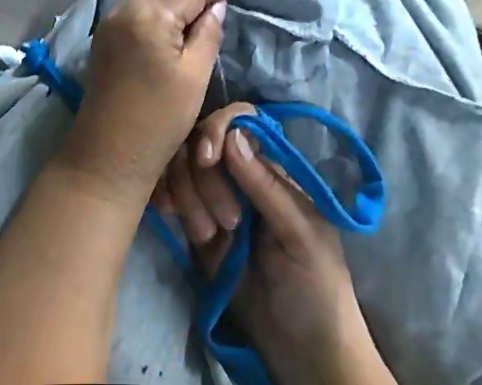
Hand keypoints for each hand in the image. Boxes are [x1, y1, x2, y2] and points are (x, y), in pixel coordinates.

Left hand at [53, 0, 251, 207]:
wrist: (108, 152)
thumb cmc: (159, 119)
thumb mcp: (194, 77)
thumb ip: (207, 34)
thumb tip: (217, 4)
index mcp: (148, 15)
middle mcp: (125, 8)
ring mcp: (111, 20)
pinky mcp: (107, 34)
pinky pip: (139, 2)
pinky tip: (181, 12)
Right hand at [154, 104, 391, 382]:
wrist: (301, 355)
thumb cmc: (317, 291)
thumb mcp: (302, 237)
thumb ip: (267, 186)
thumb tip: (232, 134)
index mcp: (272, 172)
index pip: (238, 126)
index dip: (216, 131)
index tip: (207, 158)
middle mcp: (239, 177)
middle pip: (201, 144)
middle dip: (202, 180)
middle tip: (224, 225)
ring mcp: (213, 199)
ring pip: (180, 167)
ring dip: (186, 196)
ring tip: (205, 238)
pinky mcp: (193, 222)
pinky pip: (168, 192)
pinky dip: (163, 197)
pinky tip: (168, 216)